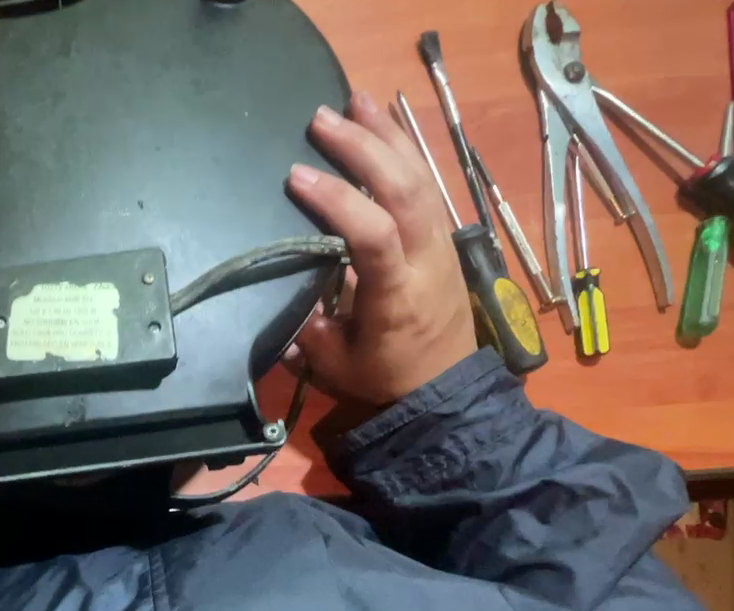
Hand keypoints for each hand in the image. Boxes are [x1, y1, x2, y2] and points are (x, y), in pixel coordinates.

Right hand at [284, 91, 476, 404]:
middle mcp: (425, 257)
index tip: (297, 178)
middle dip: (363, 148)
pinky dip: (403, 149)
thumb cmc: (387, 377)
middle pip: (403, 188)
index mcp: (397, 293)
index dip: (337, 201)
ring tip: (353, 102)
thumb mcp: (338, 366)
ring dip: (385, 136)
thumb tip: (288, 297)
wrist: (444, 384)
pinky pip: (425, 182)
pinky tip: (383, 125)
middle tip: (321, 121)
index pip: (373, 234)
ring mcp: (439, 241)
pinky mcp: (441, 235)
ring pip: (420, 175)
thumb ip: (312, 330)